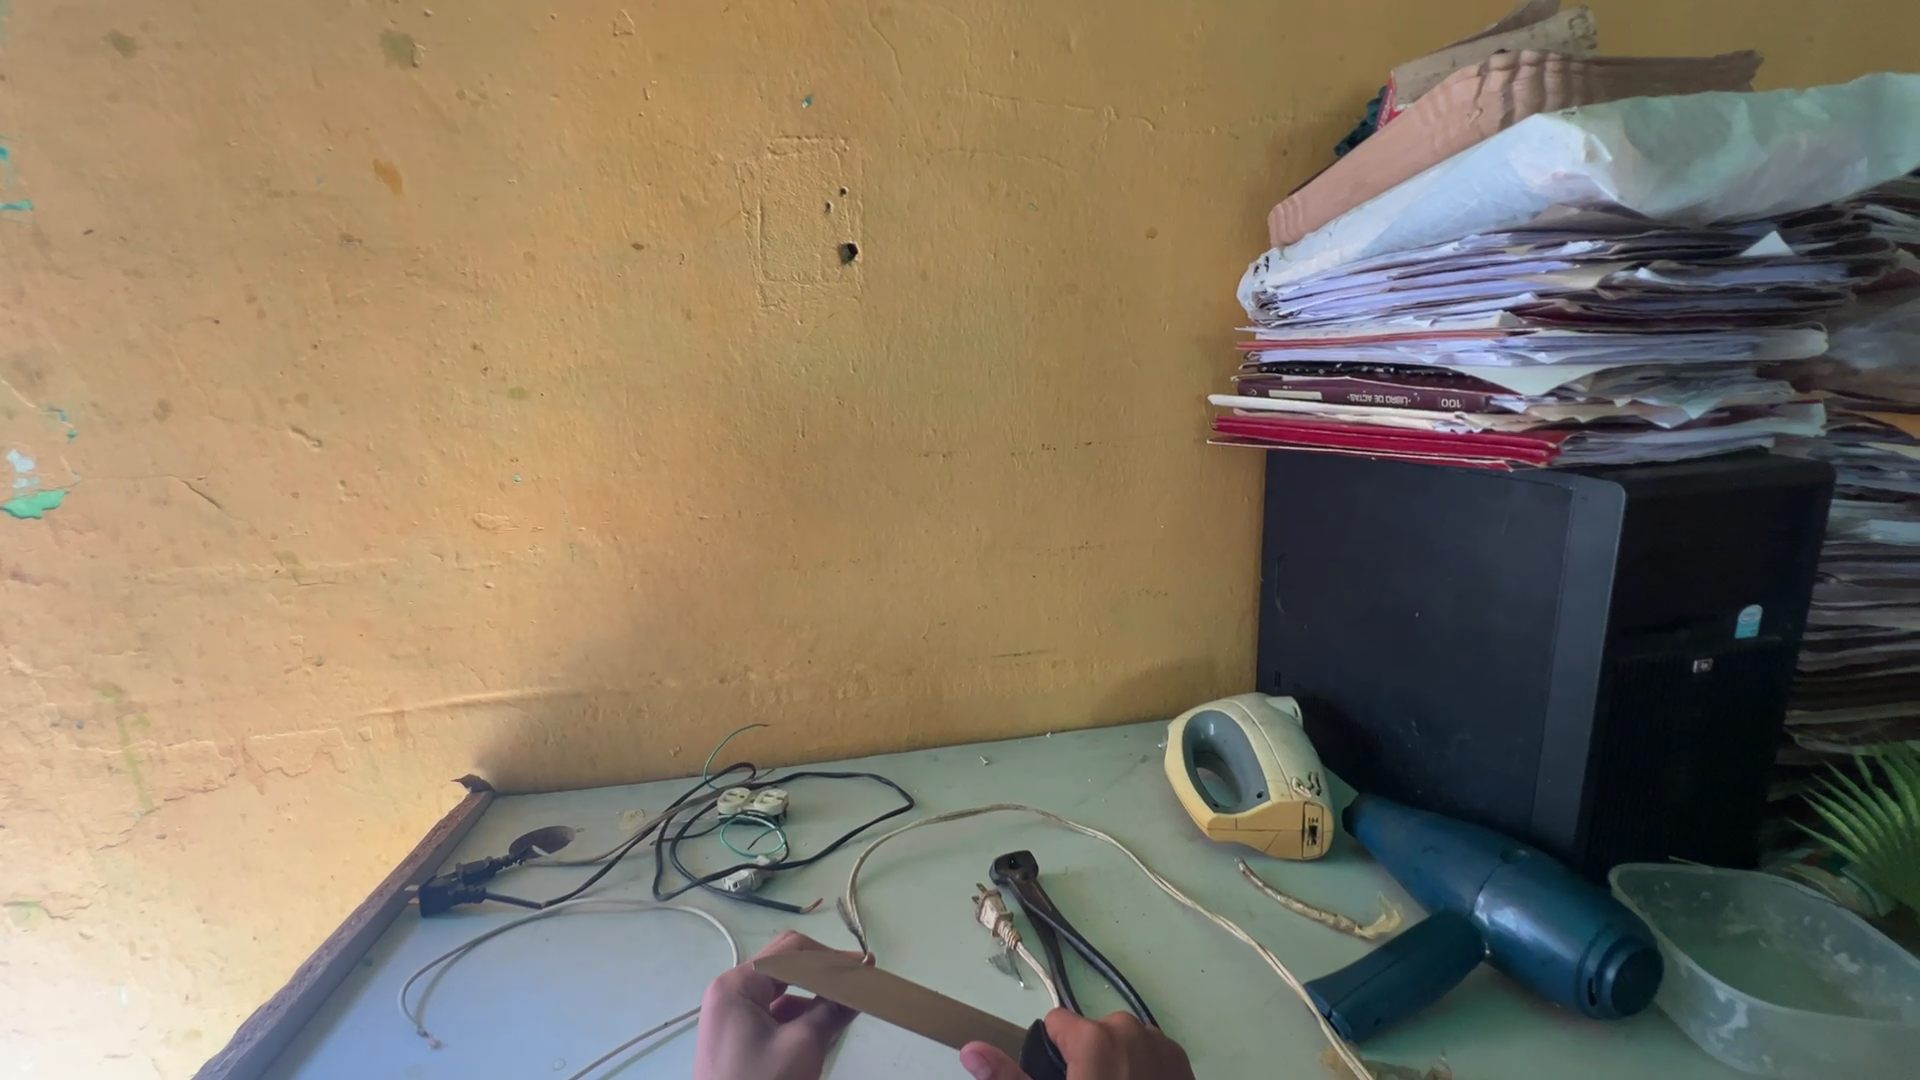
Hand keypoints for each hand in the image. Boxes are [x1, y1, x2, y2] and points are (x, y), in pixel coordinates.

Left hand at [694, 930, 861, 1079]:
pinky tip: (824, 1025)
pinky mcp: (738, 1036)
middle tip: (857, 979)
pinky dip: (801, 1015)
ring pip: (783, 989)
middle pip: (786, 965)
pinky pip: (775, 1012)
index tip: (864, 966)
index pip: (791, 950)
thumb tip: (863, 981)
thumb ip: (833, 1008)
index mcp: (737, 984)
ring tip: (845, 1004)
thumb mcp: (803, 1046)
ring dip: (814, 994)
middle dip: (822, 972)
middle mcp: (731, 991)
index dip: (830, 955)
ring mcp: (733, 1014)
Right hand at [958, 1009, 1194, 1079]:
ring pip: (1122, 1042)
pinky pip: (1150, 1053)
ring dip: (1117, 1066)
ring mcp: (1159, 1044)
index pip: (1056, 1024)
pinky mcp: (1182, 1063)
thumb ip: (1008, 1078)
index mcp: (1092, 1038)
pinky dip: (1143, 1072)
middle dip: (1088, 1062)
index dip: (1056, 1058)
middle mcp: (1128, 1029)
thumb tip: (970, 1048)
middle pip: (1091, 1033)